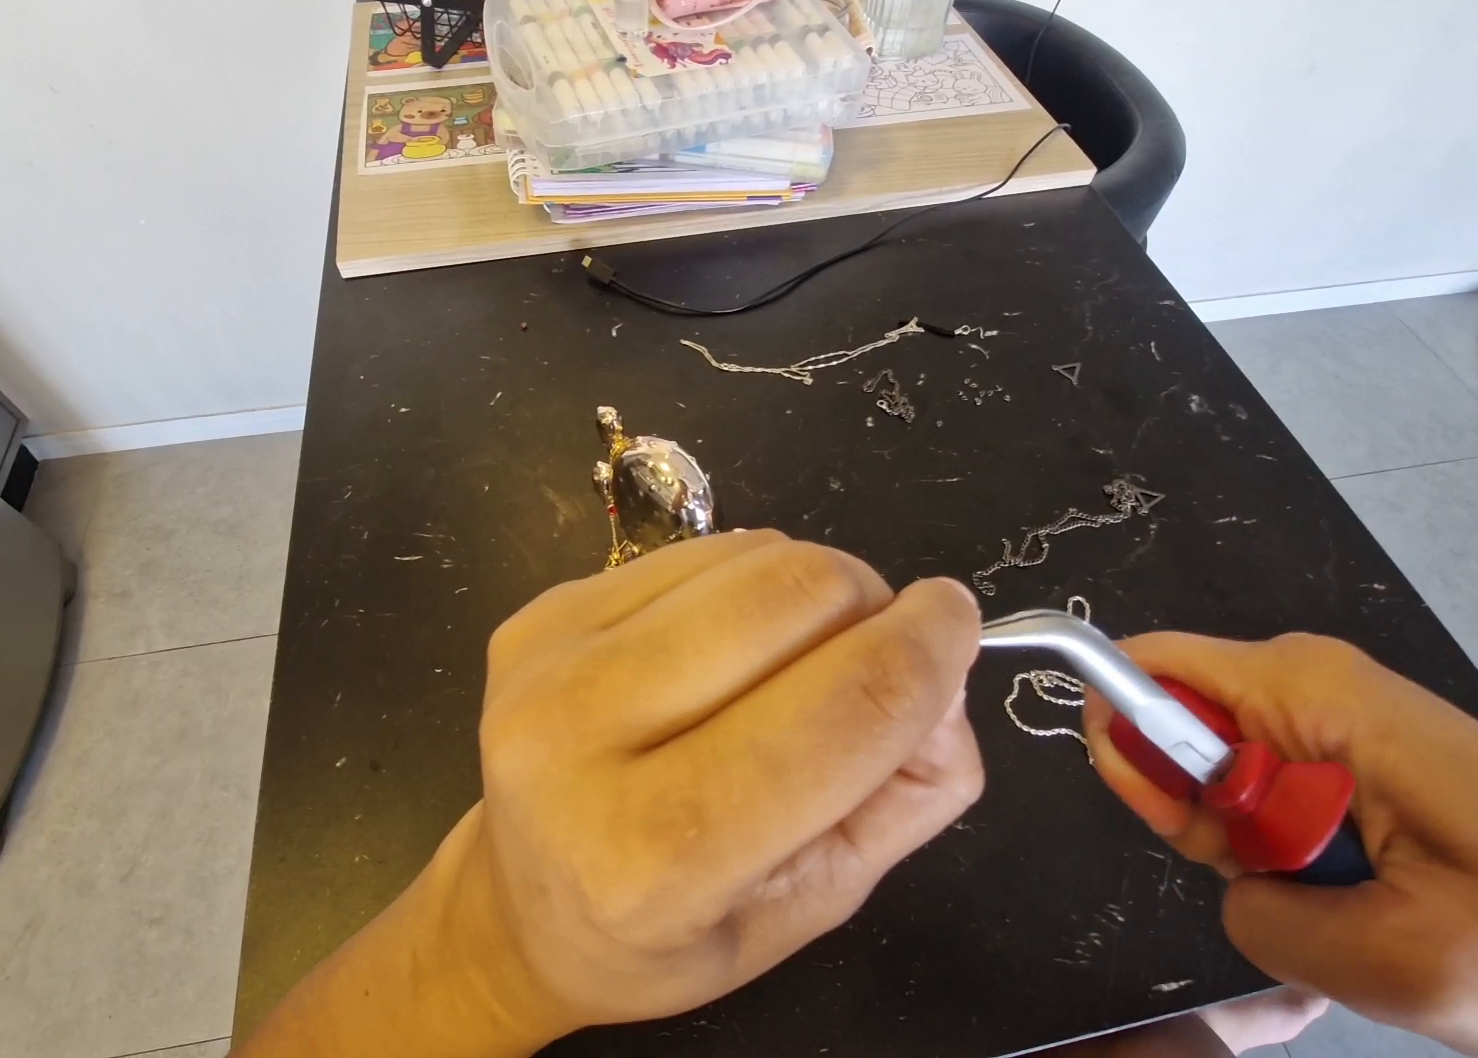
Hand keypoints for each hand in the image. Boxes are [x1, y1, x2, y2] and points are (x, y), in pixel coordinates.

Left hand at [239, 531, 983, 1056]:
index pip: (840, 712)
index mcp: (656, 854)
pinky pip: (697, 549)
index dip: (928, 651)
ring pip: (749, 556)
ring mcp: (551, 659)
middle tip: (869, 647)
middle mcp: (581, 738)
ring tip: (794, 649)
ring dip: (811, 585)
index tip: (956, 622)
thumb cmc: (672, 928)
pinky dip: (747, 577)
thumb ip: (911, 793)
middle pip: (795, 597)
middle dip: (869, 606)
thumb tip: (943, 674)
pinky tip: (728, 635)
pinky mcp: (543, 608)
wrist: (521, 898)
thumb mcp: (817, 902)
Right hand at [1082, 632, 1477, 1056]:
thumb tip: (1224, 879)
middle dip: (1179, 797)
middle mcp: (1302, 677)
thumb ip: (1264, 917)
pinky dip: (1251, 832)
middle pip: (1163, 713)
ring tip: (1308, 884)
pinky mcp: (1328, 739)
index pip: (1147, 666)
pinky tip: (1318, 873)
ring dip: (1222, 827)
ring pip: (1195, 753)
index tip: (1168, 819)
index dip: (1126, 736)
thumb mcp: (1405, 963)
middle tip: (1248, 870)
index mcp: (1310, 692)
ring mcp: (1316, 707)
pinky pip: (1235, 772)